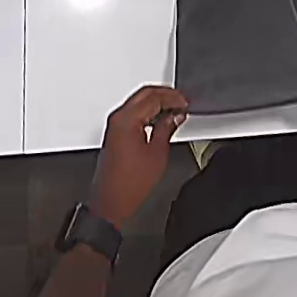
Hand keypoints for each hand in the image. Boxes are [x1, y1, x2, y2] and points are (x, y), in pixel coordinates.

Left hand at [89, 85, 187, 229]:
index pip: (152, 97)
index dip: (172, 98)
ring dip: (156, 101)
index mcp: (127, 119)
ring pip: (138, 101)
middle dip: (164, 94)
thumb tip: (174, 116)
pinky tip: (160, 118)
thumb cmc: (130, 184)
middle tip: (181, 100)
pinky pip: (133, 112)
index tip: (184, 101)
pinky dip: (148, 111)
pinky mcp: (115, 131)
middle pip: (143, 94)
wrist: (112, 202)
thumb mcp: (157, 154)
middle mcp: (118, 117)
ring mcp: (115, 124)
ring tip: (174, 108)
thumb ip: (166, 128)